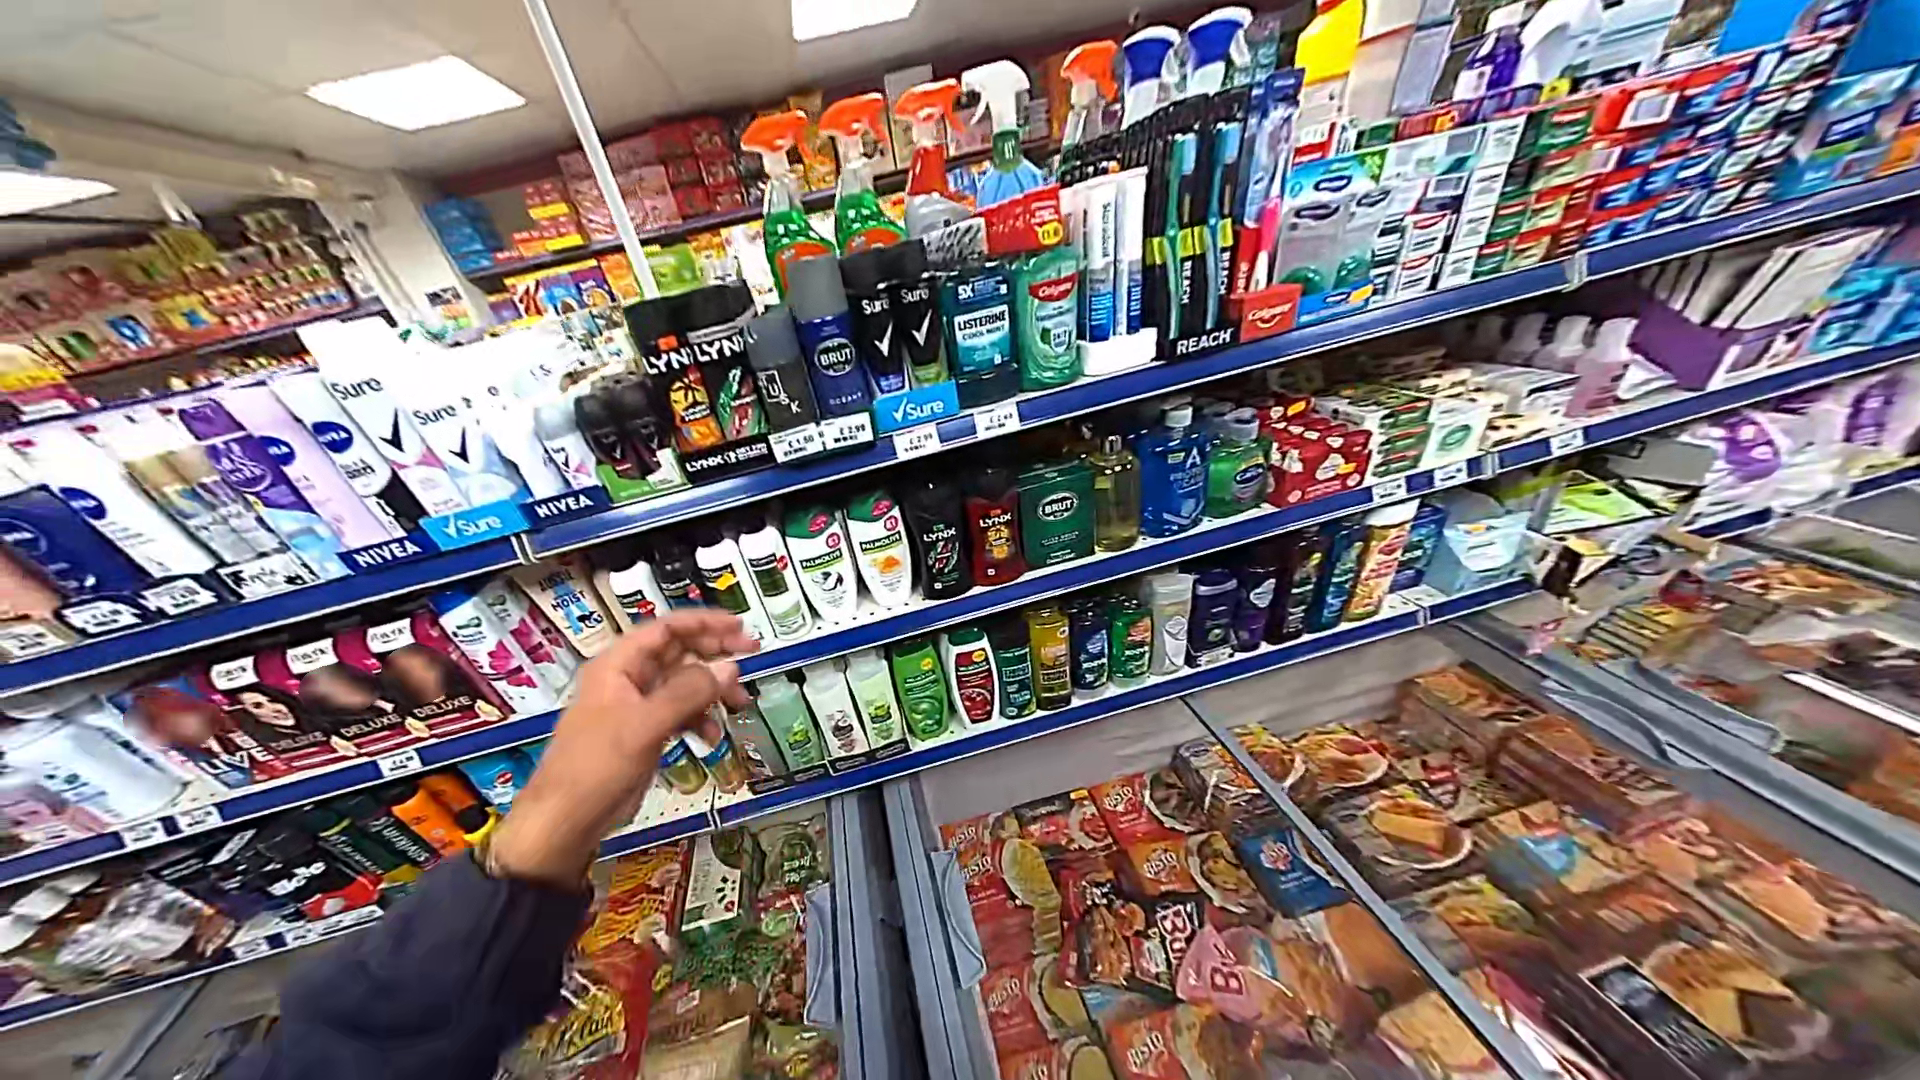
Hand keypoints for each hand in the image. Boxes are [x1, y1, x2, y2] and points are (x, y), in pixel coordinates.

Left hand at [487, 612, 757, 885]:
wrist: (565, 823)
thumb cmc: (595, 767)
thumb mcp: (644, 725)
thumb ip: (689, 693)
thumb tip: (729, 667)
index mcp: (619, 665)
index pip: (667, 628)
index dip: (704, 623)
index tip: (739, 626)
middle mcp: (630, 679)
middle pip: (680, 651)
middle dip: (716, 653)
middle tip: (751, 654)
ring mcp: (639, 705)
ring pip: (686, 682)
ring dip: (715, 689)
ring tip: (740, 701)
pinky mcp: (647, 730)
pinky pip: (682, 712)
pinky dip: (702, 718)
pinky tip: (713, 735)